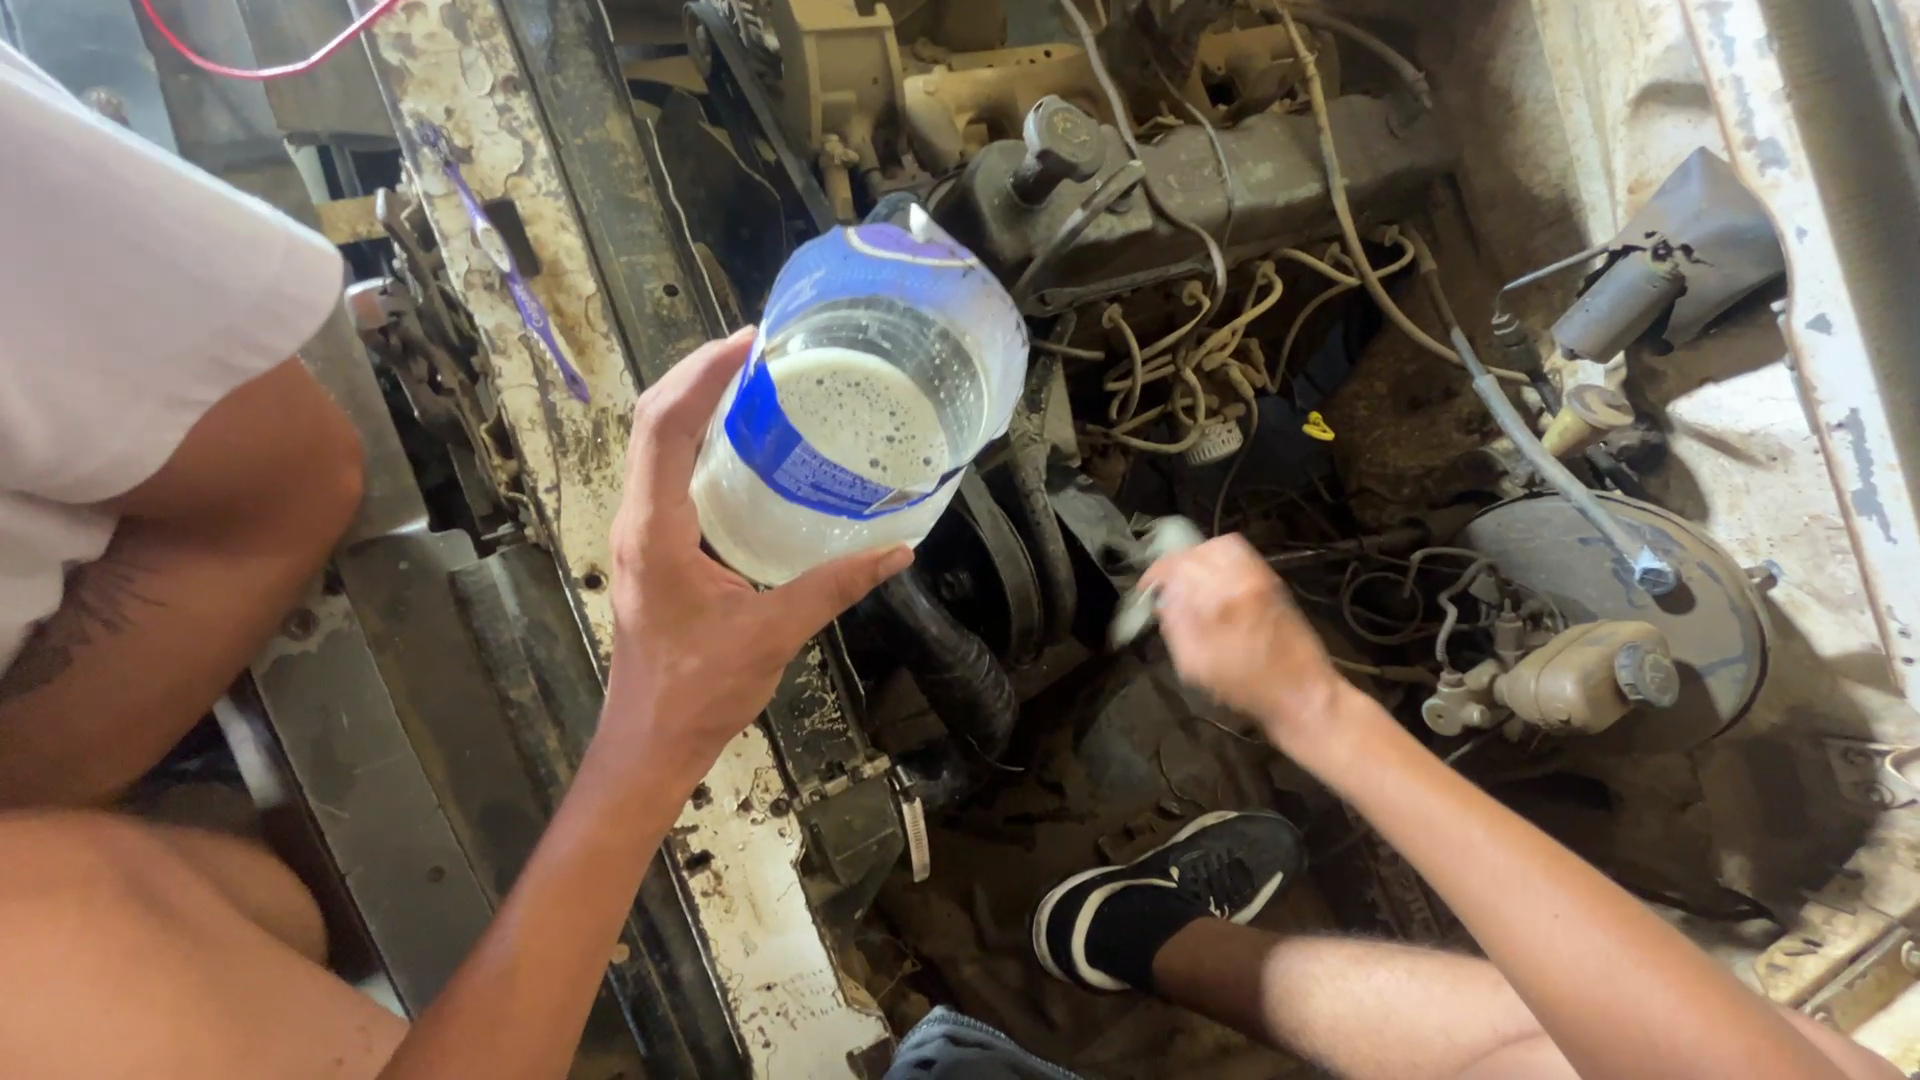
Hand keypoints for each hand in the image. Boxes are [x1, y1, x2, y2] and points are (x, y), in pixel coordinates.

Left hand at [599, 327, 912, 787]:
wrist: (651, 741)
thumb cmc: (699, 691)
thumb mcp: (773, 633)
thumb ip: (833, 586)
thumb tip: (897, 551)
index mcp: (657, 529)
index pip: (665, 425)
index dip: (704, 373)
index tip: (751, 340)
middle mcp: (642, 519)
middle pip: (654, 420)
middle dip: (699, 373)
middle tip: (761, 349)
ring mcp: (645, 532)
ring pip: (658, 444)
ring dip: (698, 403)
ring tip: (756, 380)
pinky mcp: (659, 548)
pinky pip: (674, 474)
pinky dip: (704, 442)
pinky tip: (750, 446)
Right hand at [1141, 535, 1347, 751]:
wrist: (1302, 693)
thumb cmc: (1247, 687)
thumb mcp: (1196, 665)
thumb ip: (1175, 627)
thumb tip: (1164, 601)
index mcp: (1219, 600)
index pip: (1178, 566)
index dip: (1157, 574)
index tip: (1148, 588)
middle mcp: (1242, 580)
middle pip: (1198, 551)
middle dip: (1175, 565)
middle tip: (1166, 585)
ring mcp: (1261, 578)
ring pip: (1220, 546)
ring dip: (1198, 558)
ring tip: (1189, 580)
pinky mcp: (1273, 582)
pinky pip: (1242, 555)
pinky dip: (1221, 559)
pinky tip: (1214, 580)